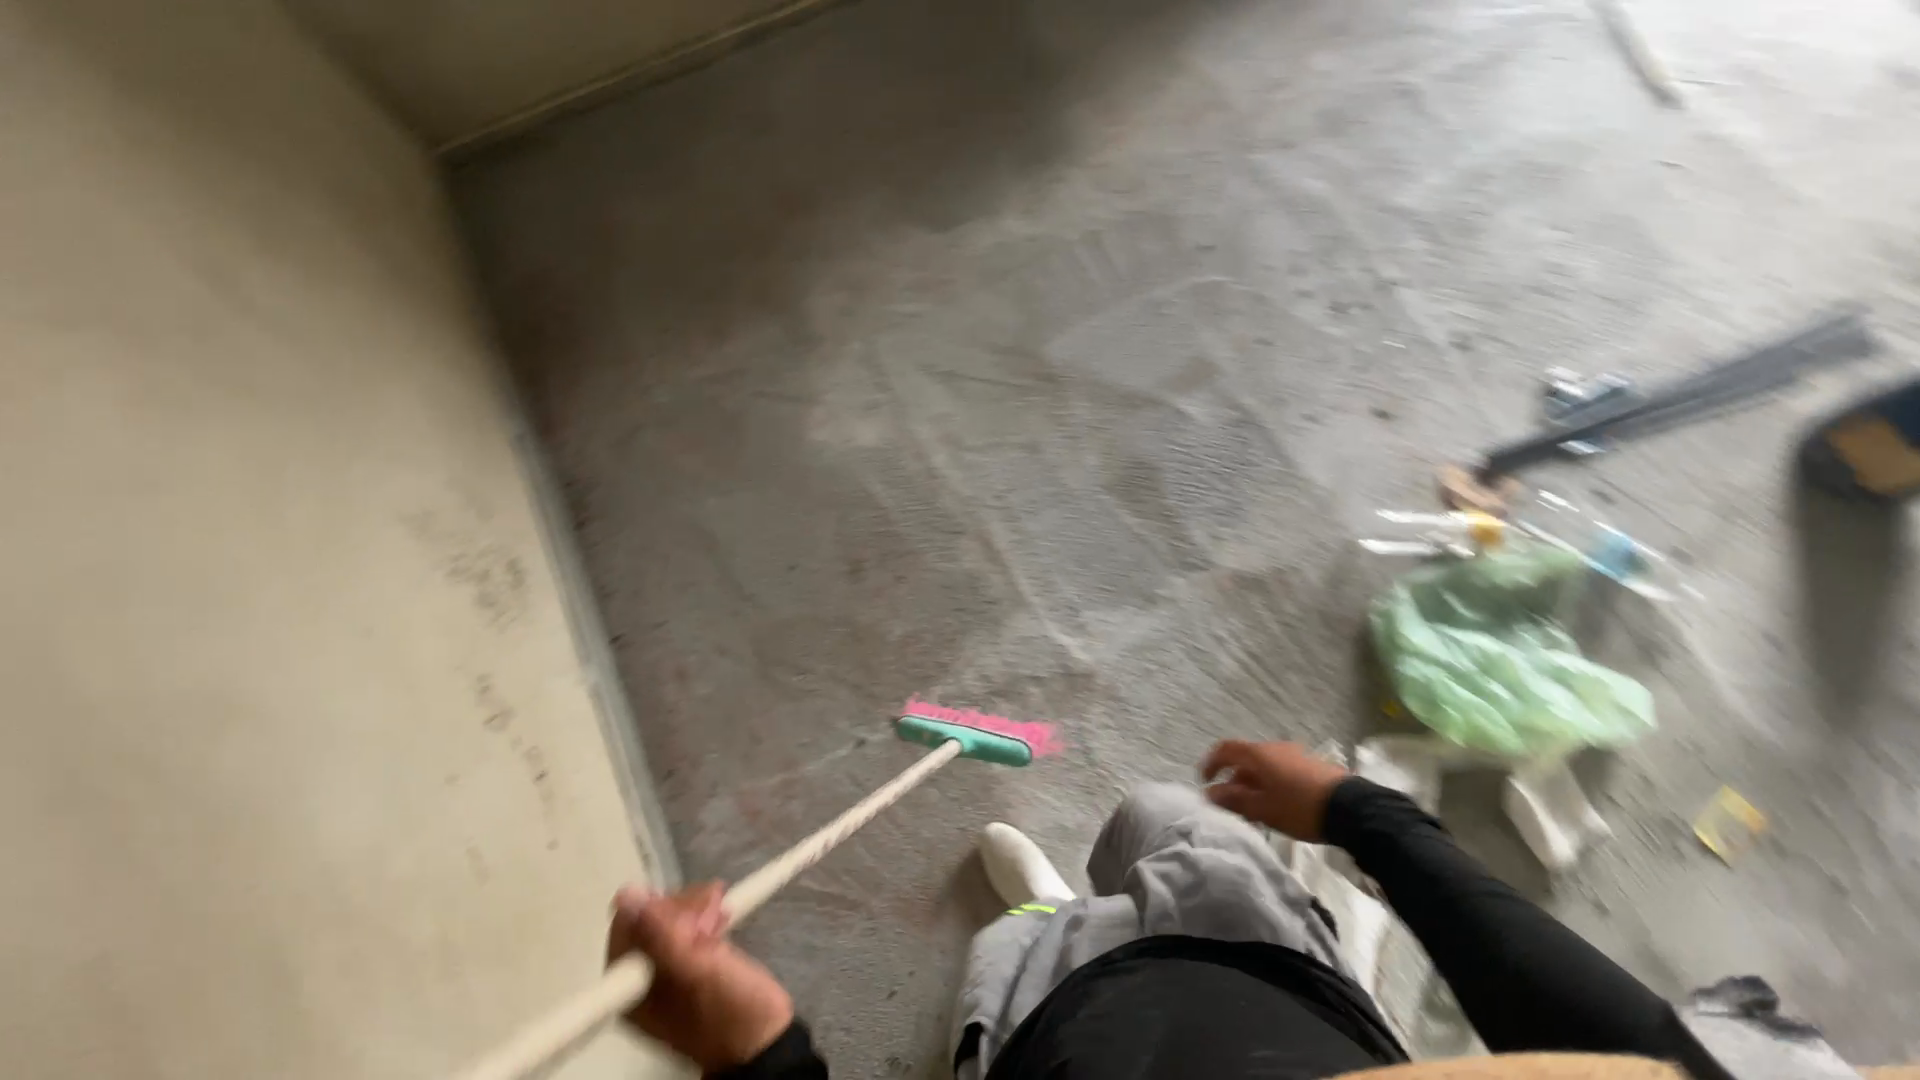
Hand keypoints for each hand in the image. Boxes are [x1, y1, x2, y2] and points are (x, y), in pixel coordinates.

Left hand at [606, 882, 793, 1071]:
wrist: (764, 1037)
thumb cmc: (730, 1011)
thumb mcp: (696, 973)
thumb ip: (661, 935)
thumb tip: (627, 896)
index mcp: (630, 987)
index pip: (627, 925)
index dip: (660, 909)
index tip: (694, 912)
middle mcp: (640, 977)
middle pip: (650, 918)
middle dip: (684, 908)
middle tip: (715, 912)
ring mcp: (665, 970)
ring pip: (670, 917)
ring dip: (697, 908)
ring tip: (722, 914)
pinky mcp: (688, 963)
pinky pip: (686, 927)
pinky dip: (705, 916)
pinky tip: (721, 918)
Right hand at [1201, 740, 1349, 839]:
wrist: (1353, 809)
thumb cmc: (1299, 807)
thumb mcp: (1263, 809)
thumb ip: (1234, 800)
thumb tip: (1211, 793)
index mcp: (1259, 754)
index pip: (1226, 749)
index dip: (1211, 763)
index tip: (1204, 781)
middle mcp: (1275, 748)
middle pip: (1246, 760)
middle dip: (1234, 781)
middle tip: (1230, 805)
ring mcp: (1296, 755)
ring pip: (1264, 768)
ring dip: (1253, 785)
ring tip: (1254, 811)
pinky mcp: (1312, 766)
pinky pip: (1281, 772)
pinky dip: (1271, 786)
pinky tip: (1277, 807)